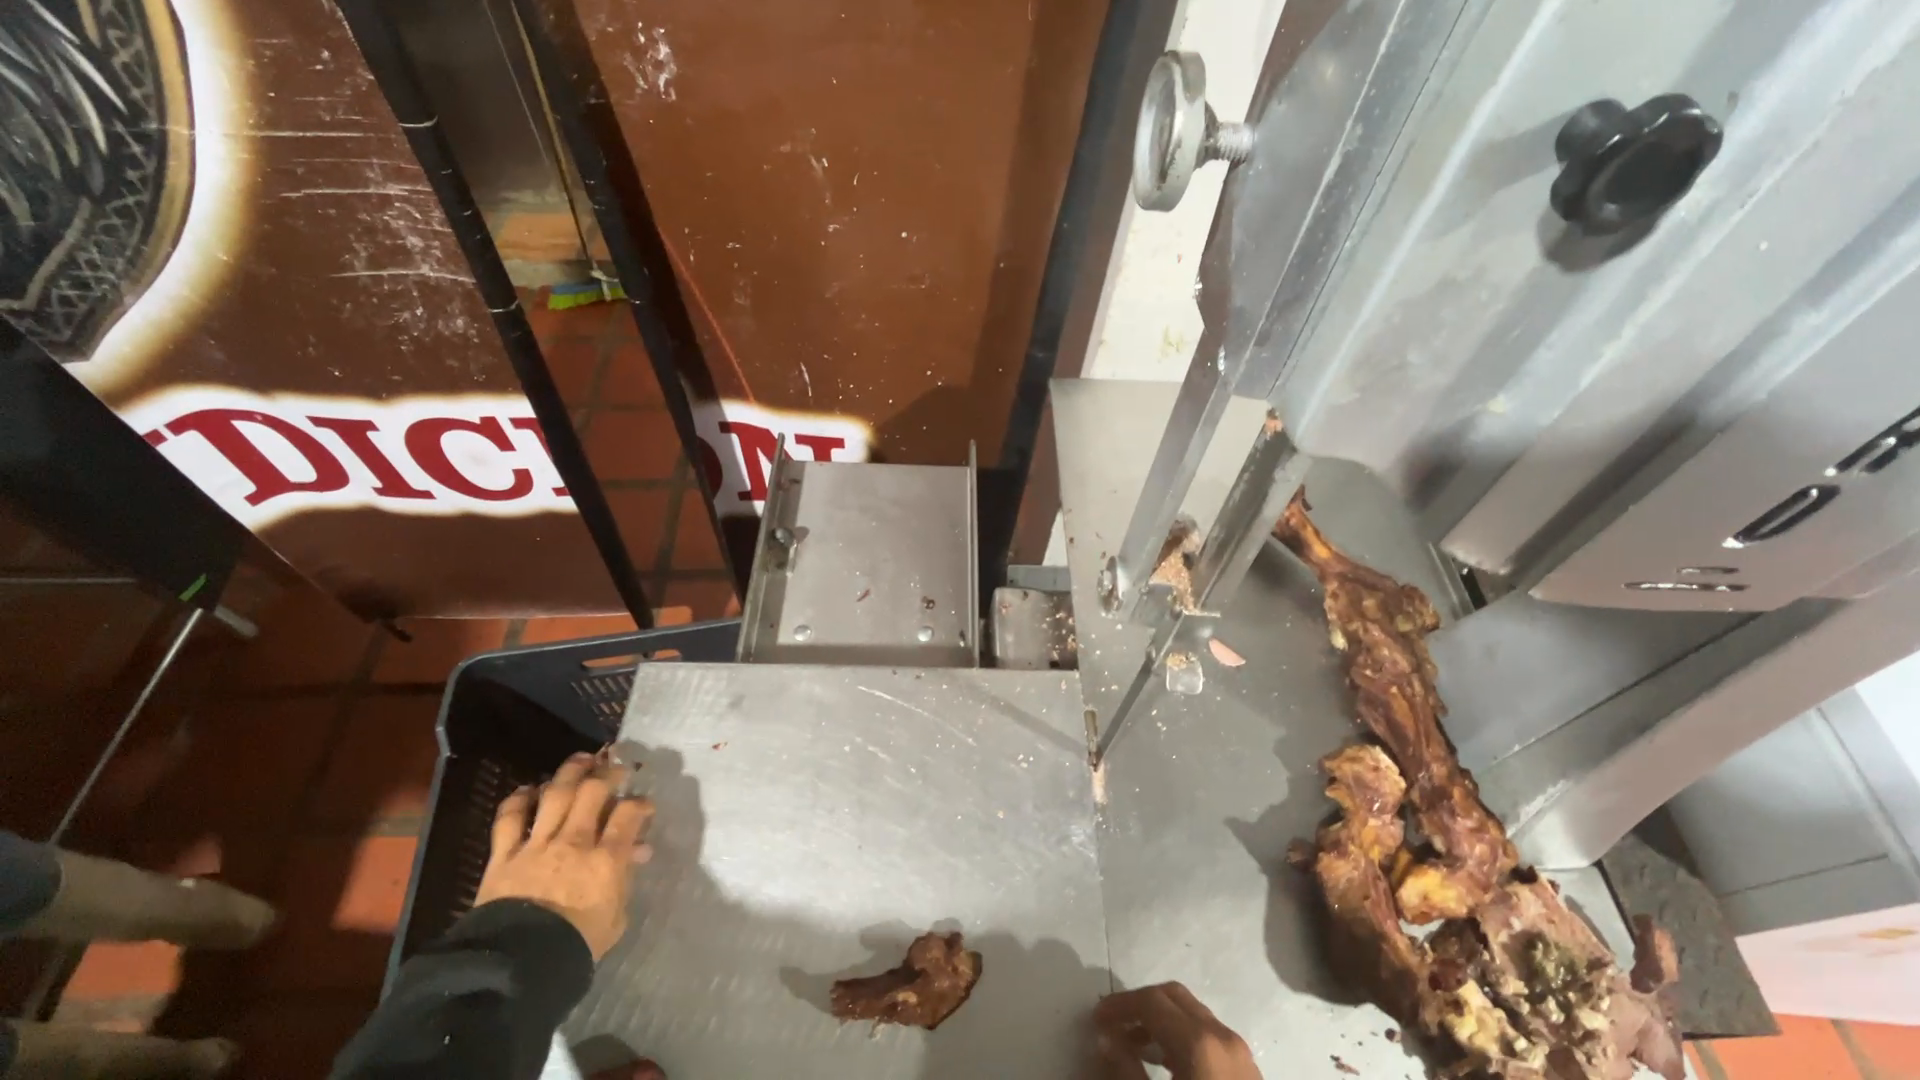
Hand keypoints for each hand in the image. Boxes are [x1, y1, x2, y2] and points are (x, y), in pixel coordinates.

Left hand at [476, 752, 653, 959]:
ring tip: (581, 760)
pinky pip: (510, 818)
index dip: (640, 803)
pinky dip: (519, 799)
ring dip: (570, 772)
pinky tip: (529, 789)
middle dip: (608, 773)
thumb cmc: (577, 946)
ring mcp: (537, 844)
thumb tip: (635, 855)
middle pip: (593, 791)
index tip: (644, 805)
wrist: (519, 965)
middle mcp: (574, 841)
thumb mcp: (616, 918)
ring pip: (555, 794)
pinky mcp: (504, 855)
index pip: (629, 814)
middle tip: (616, 767)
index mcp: (606, 858)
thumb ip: (625, 881)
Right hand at [1094, 982, 1262, 1079]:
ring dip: (1161, 1021)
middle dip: (1140, 1004)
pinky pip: (1209, 1037)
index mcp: (1199, 1043)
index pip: (1152, 1002)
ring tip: (1134, 1047)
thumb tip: (1106, 1039)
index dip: (1119, 1005)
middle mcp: (1222, 1037)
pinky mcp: (1248, 1072)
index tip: (1096, 1020)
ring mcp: (1240, 1053)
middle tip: (1113, 1025)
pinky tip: (1167, 1066)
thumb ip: (1127, 1071)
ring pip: (1194, 1016)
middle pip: (1174, 997)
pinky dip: (1182, 1037)